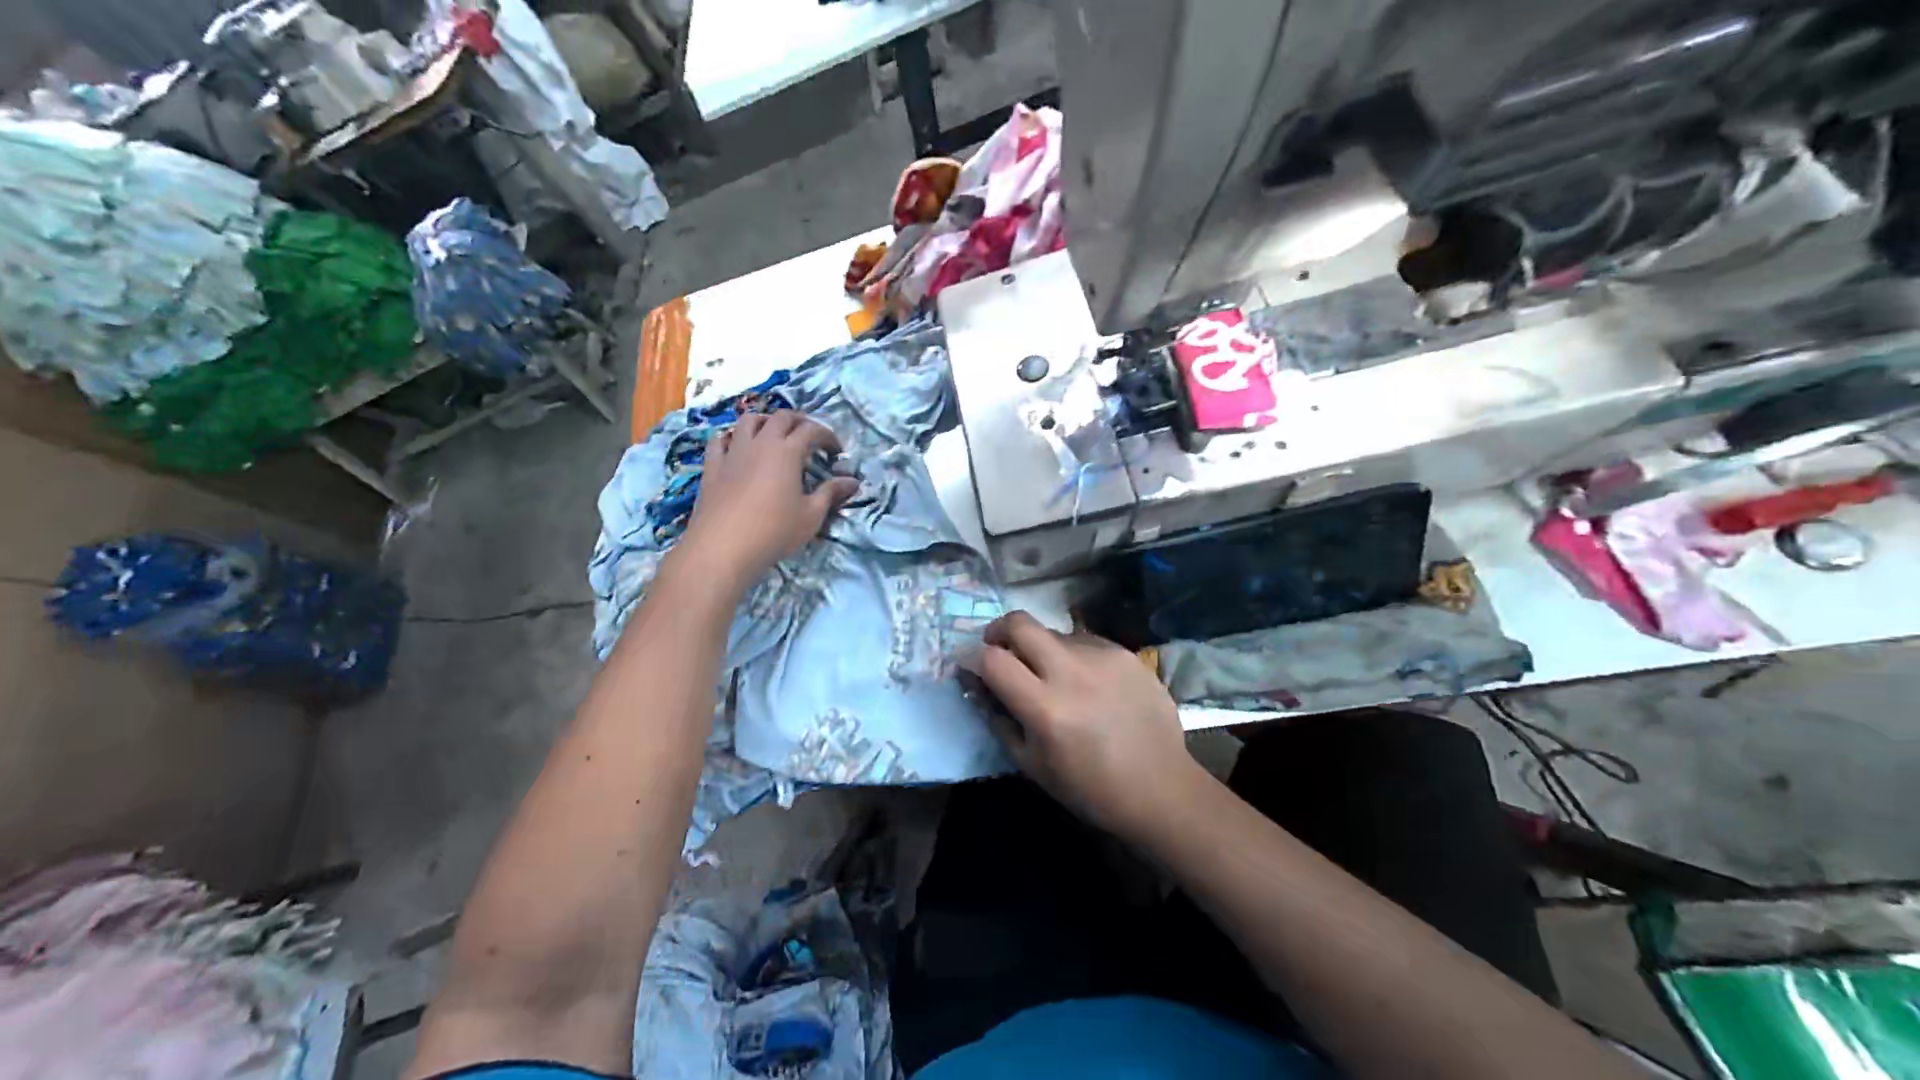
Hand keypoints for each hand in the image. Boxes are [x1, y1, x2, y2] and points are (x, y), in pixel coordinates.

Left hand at [679, 411, 858, 590]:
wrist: (723, 547)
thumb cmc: (775, 531)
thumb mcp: (811, 515)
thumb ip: (831, 493)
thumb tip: (852, 482)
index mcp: (787, 451)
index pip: (811, 430)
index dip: (827, 436)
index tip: (835, 451)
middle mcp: (760, 443)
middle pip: (781, 417)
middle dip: (799, 421)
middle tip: (809, 436)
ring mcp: (733, 452)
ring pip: (749, 420)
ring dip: (765, 421)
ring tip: (773, 434)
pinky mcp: (712, 466)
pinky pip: (720, 440)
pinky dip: (733, 437)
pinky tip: (737, 447)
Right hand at [960, 611, 1208, 838]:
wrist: (1160, 787)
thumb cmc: (1089, 787)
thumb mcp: (1031, 764)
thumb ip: (998, 718)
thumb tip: (977, 684)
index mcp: (1045, 708)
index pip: (991, 659)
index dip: (971, 657)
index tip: (969, 664)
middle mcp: (1072, 672)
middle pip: (1020, 623)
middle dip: (998, 630)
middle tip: (999, 648)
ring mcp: (1102, 657)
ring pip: (1053, 632)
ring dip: (1040, 647)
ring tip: (1050, 675)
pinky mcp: (1125, 653)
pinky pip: (1084, 641)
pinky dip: (1071, 655)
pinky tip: (1084, 682)